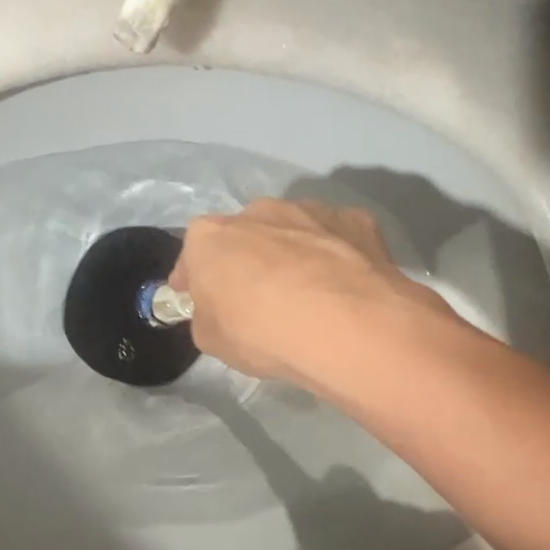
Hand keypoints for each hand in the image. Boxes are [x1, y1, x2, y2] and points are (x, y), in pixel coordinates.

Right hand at [168, 199, 454, 383]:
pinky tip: (343, 287)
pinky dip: (335, 255)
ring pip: (292, 231)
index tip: (197, 297)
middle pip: (244, 235)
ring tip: (306, 292)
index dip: (194, 278)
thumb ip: (208, 316)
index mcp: (210, 236)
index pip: (192, 255)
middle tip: (256, 296)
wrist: (343, 325)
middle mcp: (257, 211)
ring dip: (292, 253)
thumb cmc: (259, 332)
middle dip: (246, 260)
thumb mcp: (211, 339)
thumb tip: (218, 311)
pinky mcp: (356, 219)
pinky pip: (336, 238)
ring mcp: (310, 209)